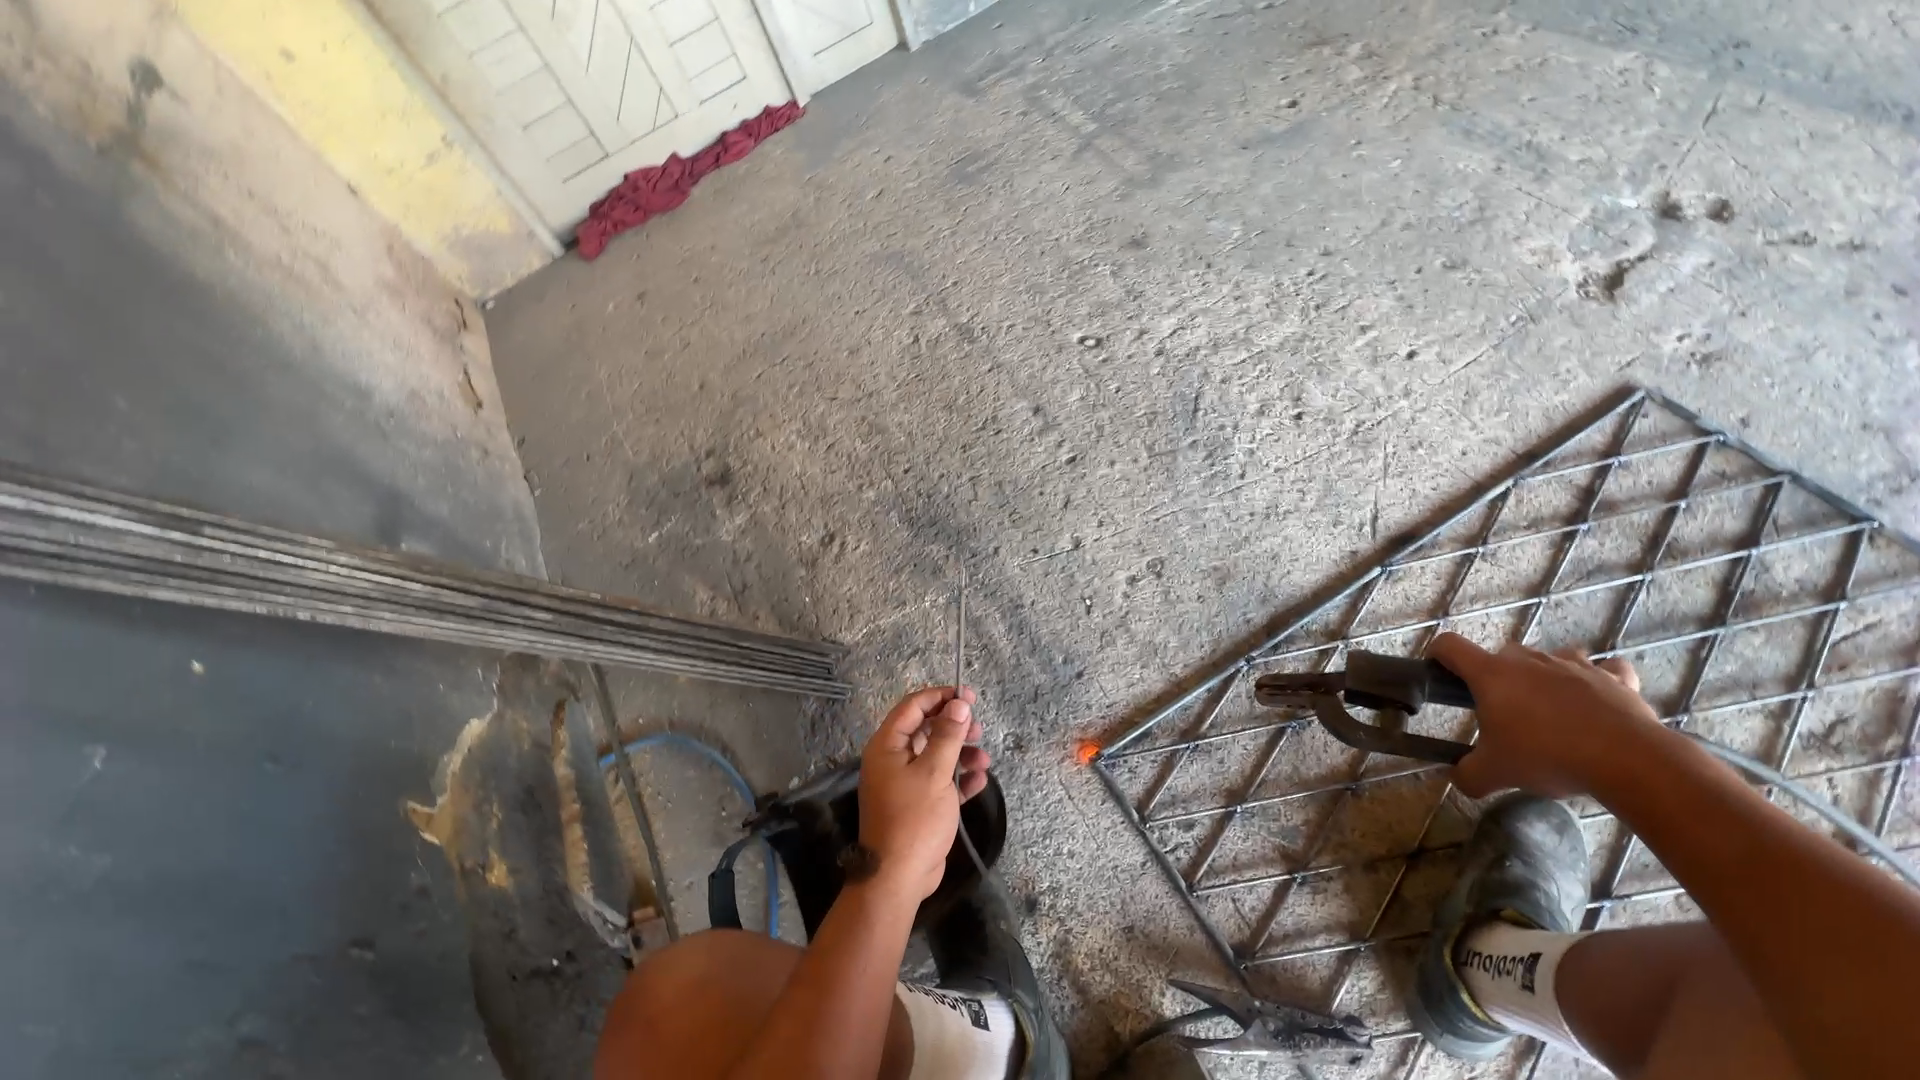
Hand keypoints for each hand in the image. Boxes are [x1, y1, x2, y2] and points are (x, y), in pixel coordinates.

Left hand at [857, 686, 991, 902]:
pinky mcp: (919, 803)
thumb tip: (959, 703)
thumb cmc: (914, 818)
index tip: (969, 696)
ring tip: (984, 759)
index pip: (913, 707)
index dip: (941, 697)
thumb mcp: (934, 773)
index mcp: (887, 746)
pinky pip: (941, 781)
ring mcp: (905, 782)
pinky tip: (979, 780)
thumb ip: (948, 736)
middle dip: (955, 726)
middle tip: (979, 728)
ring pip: (936, 755)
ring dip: (961, 753)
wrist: (898, 876)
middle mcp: (893, 759)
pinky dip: (959, 778)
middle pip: (926, 729)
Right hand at [1427, 632, 1659, 798]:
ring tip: (1550, 707)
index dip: (1438, 654)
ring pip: (1551, 657)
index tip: (1438, 671)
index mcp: (1492, 675)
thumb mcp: (1496, 773)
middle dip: (1497, 677)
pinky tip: (1598, 698)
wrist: (1627, 760)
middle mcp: (1529, 660)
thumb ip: (1468, 775)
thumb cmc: (1547, 756)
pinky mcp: (1614, 678)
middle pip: (1501, 654)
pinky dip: (1599, 679)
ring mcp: (1574, 665)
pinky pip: (1604, 670)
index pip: (1450, 646)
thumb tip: (1458, 778)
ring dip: (1545, 675)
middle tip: (1501, 712)